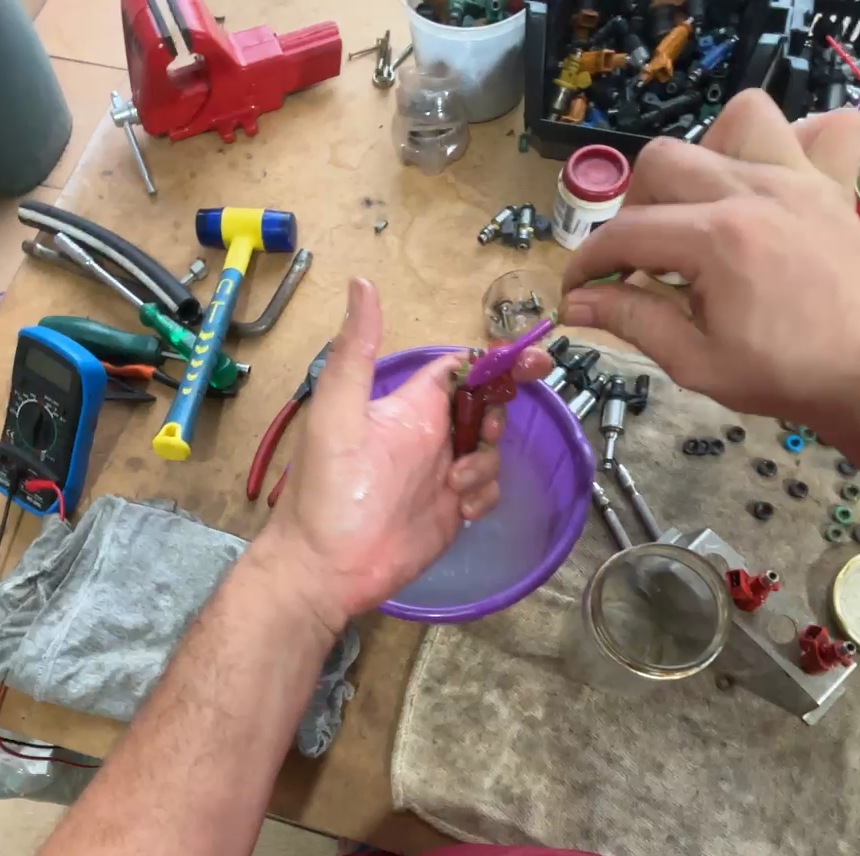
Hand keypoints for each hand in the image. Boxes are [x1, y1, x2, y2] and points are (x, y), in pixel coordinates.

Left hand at [255, 278, 550, 629]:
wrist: (328, 569)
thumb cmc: (328, 492)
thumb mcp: (338, 414)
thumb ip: (355, 352)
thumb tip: (363, 282)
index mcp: (407, 409)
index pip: (459, 370)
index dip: (494, 361)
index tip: (531, 360)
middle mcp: (428, 437)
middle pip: (484, 407)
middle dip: (497, 413)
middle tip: (481, 434)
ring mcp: (441, 475)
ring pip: (491, 451)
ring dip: (486, 464)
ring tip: (455, 487)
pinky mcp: (452, 511)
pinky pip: (488, 491)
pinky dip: (484, 496)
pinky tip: (460, 511)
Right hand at [559, 90, 859, 439]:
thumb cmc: (785, 377)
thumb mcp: (695, 362)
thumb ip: (633, 322)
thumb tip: (575, 306)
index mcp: (717, 239)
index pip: (625, 233)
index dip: (586, 262)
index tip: (574, 292)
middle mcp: (755, 190)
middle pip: (662, 162)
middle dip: (631, 211)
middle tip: (635, 263)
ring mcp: (800, 179)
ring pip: (735, 120)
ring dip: (702, 159)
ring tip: (697, 213)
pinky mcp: (832, 185)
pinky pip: (815, 129)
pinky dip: (783, 146)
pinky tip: (766, 191)